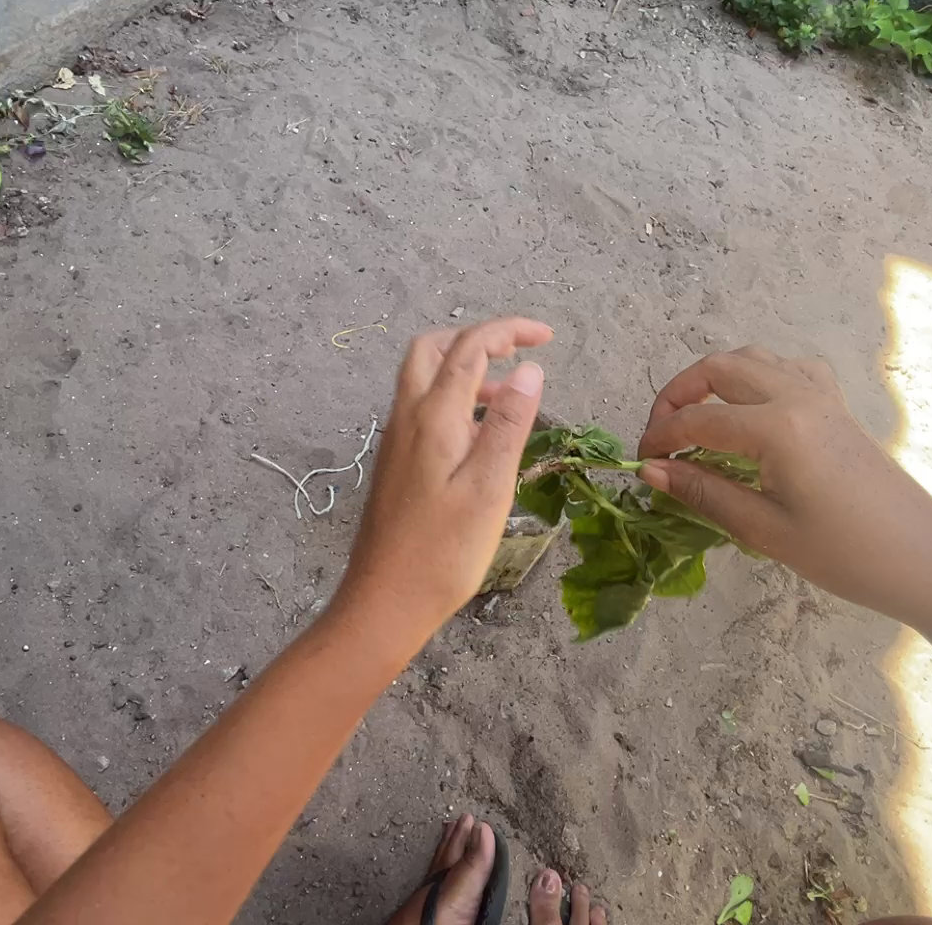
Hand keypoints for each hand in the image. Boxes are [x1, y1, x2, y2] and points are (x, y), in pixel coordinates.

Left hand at [336, 318, 552, 641]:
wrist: (384, 601)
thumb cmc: (444, 551)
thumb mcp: (490, 486)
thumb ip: (509, 423)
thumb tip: (531, 370)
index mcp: (433, 417)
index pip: (469, 347)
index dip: (508, 330)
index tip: (546, 336)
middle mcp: (407, 417)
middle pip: (432, 349)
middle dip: (475, 337)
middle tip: (516, 352)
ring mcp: (397, 439)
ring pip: (424, 378)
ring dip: (465, 369)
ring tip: (510, 396)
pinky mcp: (397, 461)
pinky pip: (423, 408)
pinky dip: (454, 399)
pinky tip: (481, 435)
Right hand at [635, 346, 931, 630]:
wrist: (927, 564)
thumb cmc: (846, 555)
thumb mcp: (764, 530)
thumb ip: (702, 492)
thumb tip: (651, 471)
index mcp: (777, 427)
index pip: (698, 419)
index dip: (660, 438)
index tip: (640, 462)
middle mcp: (797, 395)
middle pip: (719, 368)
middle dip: (678, 394)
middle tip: (661, 435)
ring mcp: (821, 396)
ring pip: (752, 359)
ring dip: (713, 379)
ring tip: (696, 418)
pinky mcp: (837, 407)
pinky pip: (789, 369)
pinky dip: (757, 376)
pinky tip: (751, 408)